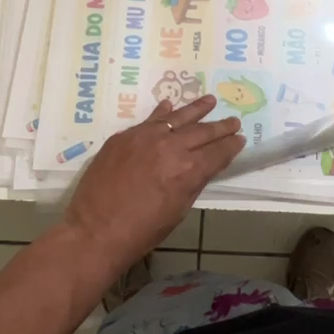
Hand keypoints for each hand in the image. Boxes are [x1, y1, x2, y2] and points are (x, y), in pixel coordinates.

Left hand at [60, 95, 243, 277]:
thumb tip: (203, 166)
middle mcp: (169, 147)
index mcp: (187, 170)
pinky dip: (162, 113)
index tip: (240, 139)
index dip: (231, 146)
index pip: (217, 153)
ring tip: (210, 100)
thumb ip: (193, 183)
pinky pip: (149, 119)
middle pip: (201, 132)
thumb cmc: (140, 232)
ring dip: (196, 109)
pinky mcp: (124, 136)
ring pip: (177, 117)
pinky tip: (169, 106)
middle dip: (220, 126)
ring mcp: (145, 137)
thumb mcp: (177, 212)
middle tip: (234, 121)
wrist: (94, 232)